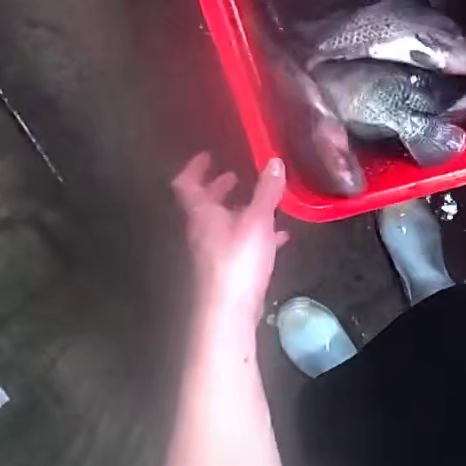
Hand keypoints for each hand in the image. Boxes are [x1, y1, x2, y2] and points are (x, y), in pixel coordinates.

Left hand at [173, 153, 287, 324]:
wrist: (229, 309)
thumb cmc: (238, 260)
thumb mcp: (258, 220)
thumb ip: (266, 191)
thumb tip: (274, 161)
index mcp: (203, 214)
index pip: (187, 184)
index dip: (195, 168)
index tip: (207, 156)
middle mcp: (203, 230)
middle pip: (205, 204)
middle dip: (219, 188)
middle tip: (234, 176)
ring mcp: (214, 250)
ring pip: (224, 223)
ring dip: (238, 209)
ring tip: (259, 202)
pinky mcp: (229, 267)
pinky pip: (241, 242)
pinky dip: (256, 233)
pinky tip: (278, 236)